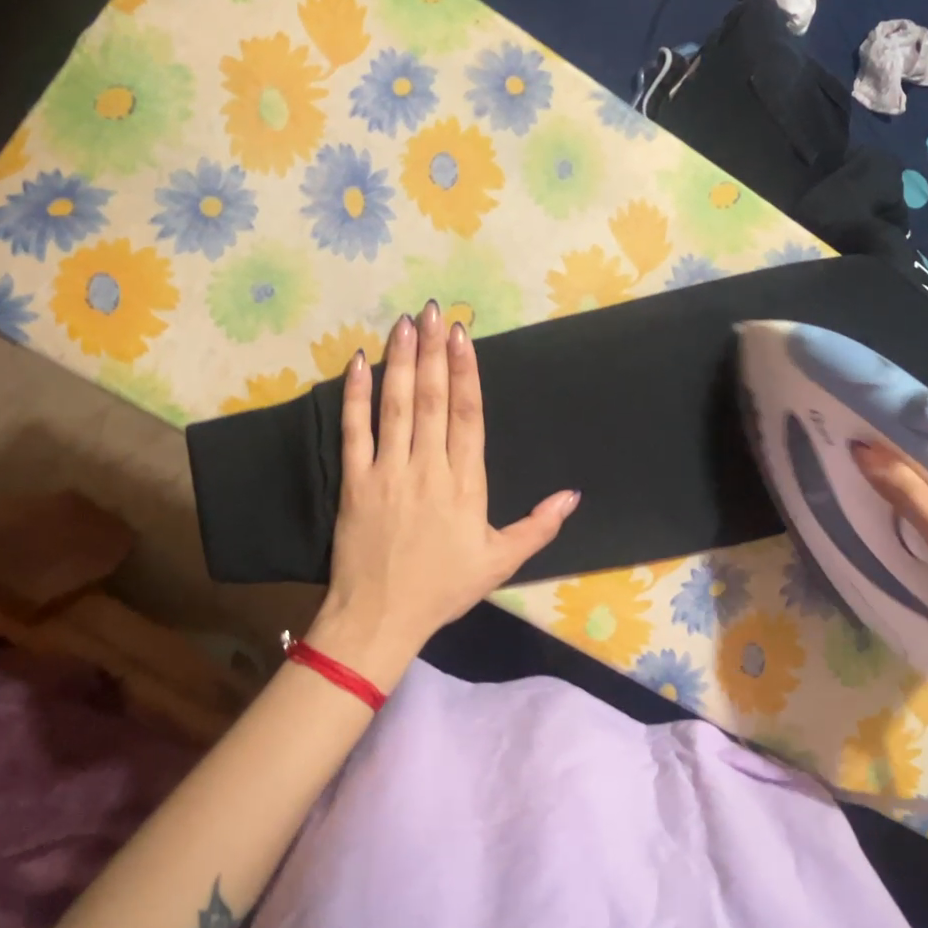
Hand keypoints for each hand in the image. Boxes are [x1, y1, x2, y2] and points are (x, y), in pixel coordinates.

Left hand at [309, 303, 580, 687]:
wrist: (380, 617)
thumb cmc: (443, 589)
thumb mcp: (499, 562)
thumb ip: (538, 526)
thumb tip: (573, 495)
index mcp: (465, 485)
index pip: (467, 417)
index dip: (466, 373)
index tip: (462, 336)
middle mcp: (427, 469)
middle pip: (432, 400)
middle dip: (433, 352)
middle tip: (433, 310)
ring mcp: (388, 472)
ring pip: (396, 407)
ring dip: (401, 362)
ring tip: (405, 323)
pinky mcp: (355, 482)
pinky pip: (354, 431)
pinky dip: (355, 396)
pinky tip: (360, 362)